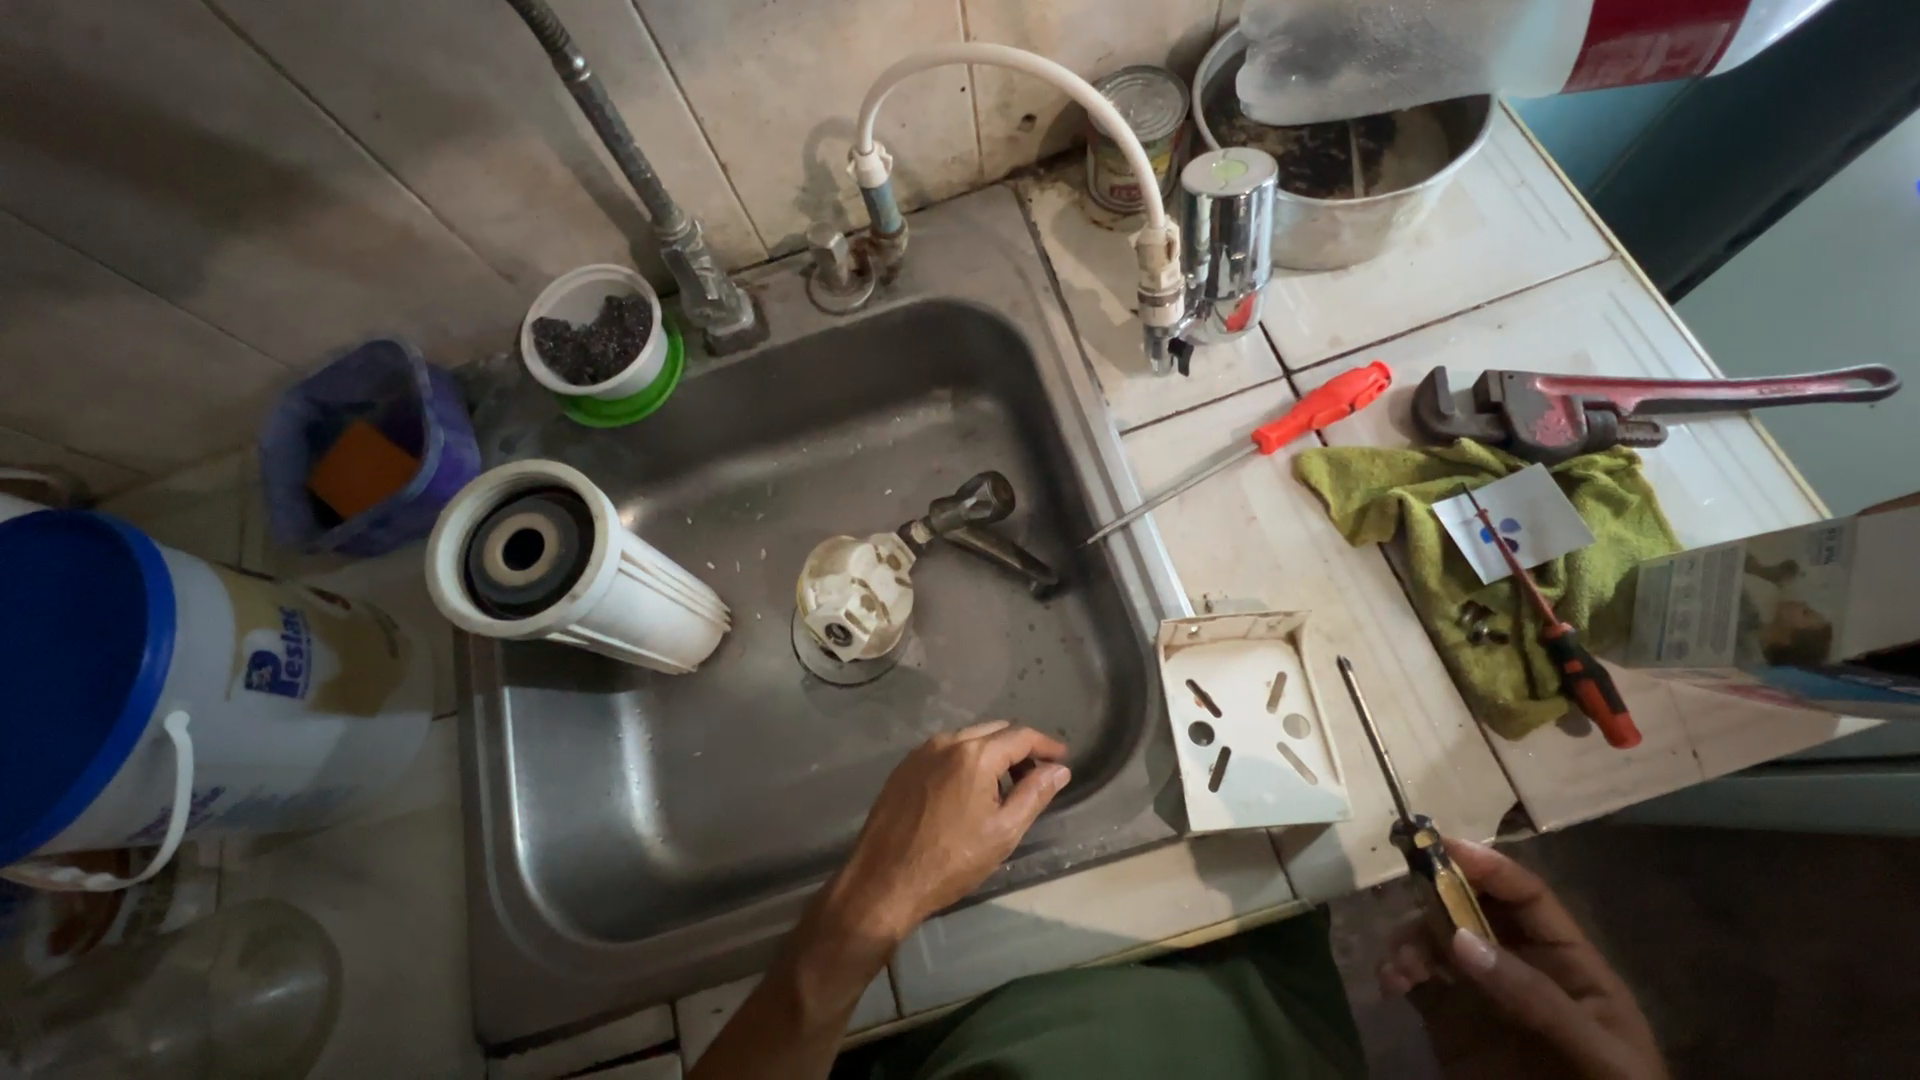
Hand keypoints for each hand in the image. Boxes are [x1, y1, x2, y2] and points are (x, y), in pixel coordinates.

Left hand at [825, 721, 1070, 943]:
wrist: (885, 880)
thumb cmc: (951, 861)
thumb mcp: (1003, 832)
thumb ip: (1034, 794)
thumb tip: (1059, 769)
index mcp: (974, 754)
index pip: (1020, 735)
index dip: (1046, 744)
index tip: (1062, 758)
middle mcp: (946, 742)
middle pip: (994, 731)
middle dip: (1019, 748)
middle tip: (1036, 776)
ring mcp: (921, 752)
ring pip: (968, 739)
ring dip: (992, 754)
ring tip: (1004, 787)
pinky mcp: (904, 767)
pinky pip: (944, 751)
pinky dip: (965, 760)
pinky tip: (968, 791)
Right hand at [1378, 838, 1665, 1079]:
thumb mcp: (1594, 1055)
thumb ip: (1533, 996)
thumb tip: (1459, 938)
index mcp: (1569, 966)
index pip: (1527, 897)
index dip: (1488, 867)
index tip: (1443, 846)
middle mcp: (1519, 966)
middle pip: (1470, 906)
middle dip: (1435, 896)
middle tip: (1407, 890)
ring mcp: (1480, 991)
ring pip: (1434, 936)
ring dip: (1410, 937)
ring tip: (1401, 966)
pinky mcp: (1447, 1017)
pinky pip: (1413, 975)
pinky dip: (1395, 968)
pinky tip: (1391, 983)